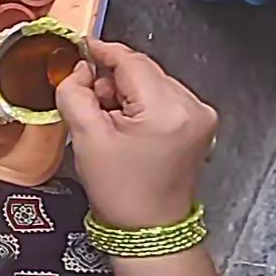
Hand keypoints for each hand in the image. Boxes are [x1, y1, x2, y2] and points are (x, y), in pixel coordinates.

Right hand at [55, 39, 217, 228]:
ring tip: (106, 123)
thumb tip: (79, 70)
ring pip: (151, 83)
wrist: (148, 228)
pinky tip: (124, 126)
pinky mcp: (198, 124)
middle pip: (142, 71)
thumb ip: (75, 94)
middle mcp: (193, 106)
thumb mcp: (86, 138)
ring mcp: (200, 115)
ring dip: (123, 93)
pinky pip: (161, 98)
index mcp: (167, 109)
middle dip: (110, 80)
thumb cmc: (119, 189)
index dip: (101, 51)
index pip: (131, 62)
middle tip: (86, 101)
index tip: (79, 47)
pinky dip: (138, 104)